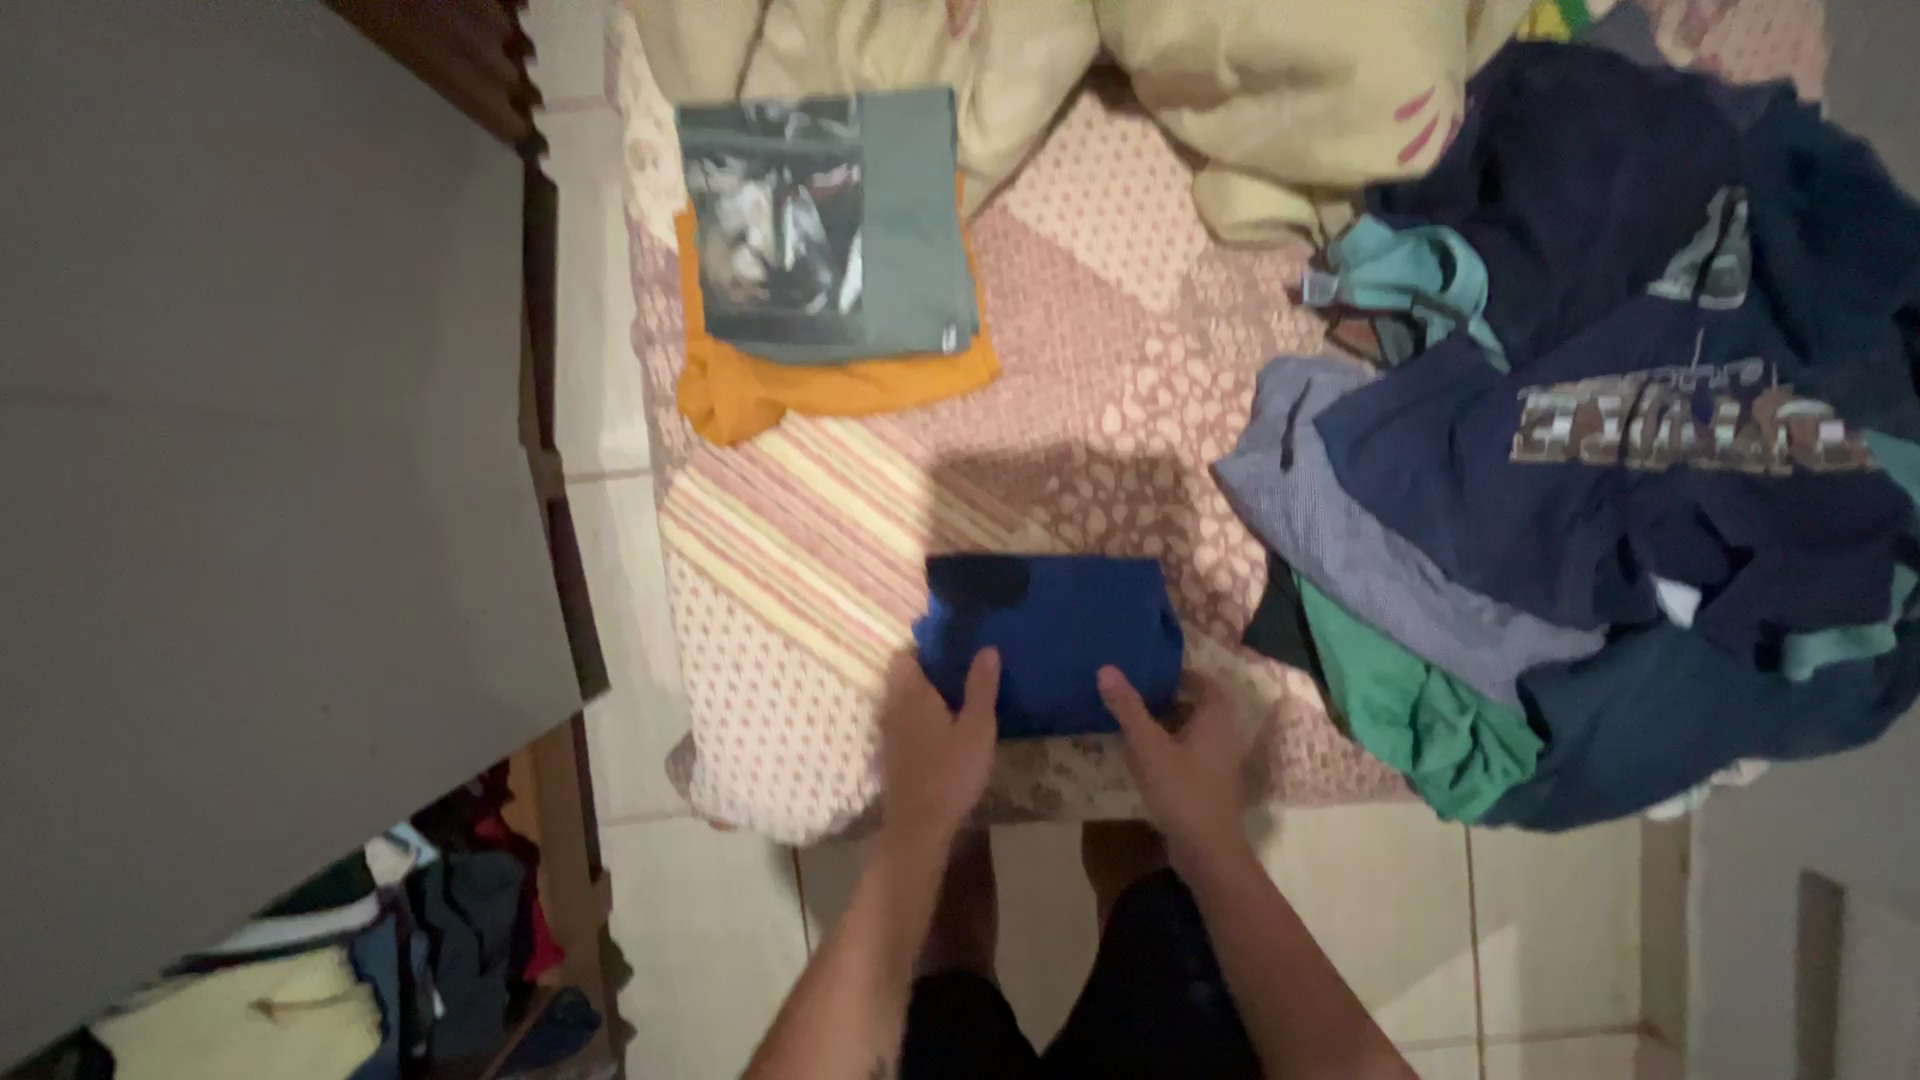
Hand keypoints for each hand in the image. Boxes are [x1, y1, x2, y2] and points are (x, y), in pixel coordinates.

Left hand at [878, 648, 999, 844]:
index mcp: (912, 693)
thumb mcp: (977, 728)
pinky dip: (917, 714)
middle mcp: (893, 706)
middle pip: (901, 674)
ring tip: (952, 692)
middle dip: (925, 667)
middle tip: (958, 666)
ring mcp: (888, 731)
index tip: (951, 643)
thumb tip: (987, 648)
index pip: (906, 654)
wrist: (919, 825)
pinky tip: (940, 724)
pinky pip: (901, 719)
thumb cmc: (951, 772)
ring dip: (920, 691)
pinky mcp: (891, 752)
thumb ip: (981, 687)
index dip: (925, 646)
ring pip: (900, 698)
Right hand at [1098, 668, 1250, 872]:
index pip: (1207, 685)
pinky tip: (1141, 758)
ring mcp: (1218, 766)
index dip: (1183, 676)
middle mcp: (1223, 739)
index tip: (1154, 673)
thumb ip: (1128, 708)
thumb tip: (1106, 668)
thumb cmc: (1183, 792)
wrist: (1209, 854)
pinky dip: (1168, 750)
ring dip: (1166, 726)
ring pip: (1192, 734)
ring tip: (1132, 722)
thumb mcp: (1148, 747)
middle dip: (1169, 700)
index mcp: (1216, 721)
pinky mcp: (1208, 787)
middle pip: (1199, 708)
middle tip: (1136, 695)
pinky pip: (1188, 757)